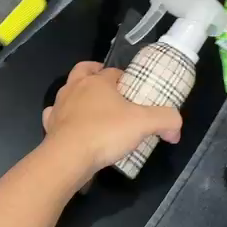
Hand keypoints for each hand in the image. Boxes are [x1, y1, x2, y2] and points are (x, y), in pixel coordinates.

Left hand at [39, 62, 180, 176]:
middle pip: (84, 70)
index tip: (135, 91)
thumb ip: (165, 120)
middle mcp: (75, 87)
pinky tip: (72, 124)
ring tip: (92, 107)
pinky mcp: (50, 123)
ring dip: (78, 94)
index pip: (113, 72)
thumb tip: (176, 128)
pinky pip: (55, 114)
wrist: (69, 155)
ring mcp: (60, 104)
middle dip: (95, 73)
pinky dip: (63, 116)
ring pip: (68, 90)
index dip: (125, 78)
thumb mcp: (144, 124)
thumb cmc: (106, 132)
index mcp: (97, 81)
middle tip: (108, 86)